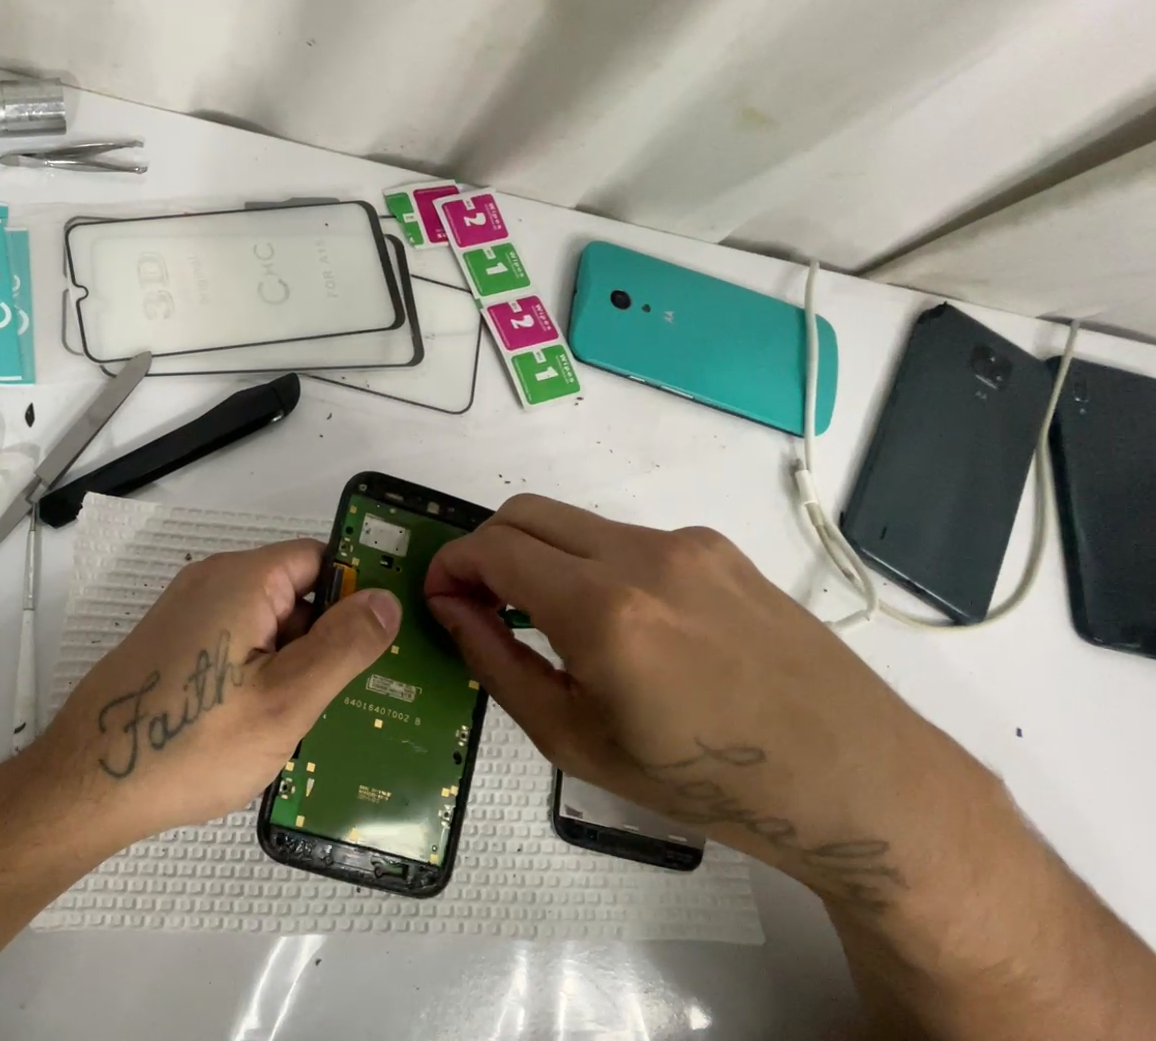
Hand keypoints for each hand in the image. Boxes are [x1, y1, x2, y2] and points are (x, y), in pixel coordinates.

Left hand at [34, 539, 401, 842]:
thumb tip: (387, 599)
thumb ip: (343, 646)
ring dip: (297, 662)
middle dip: (330, 636)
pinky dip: (263, 674)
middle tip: (366, 692)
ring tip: (329, 716)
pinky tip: (277, 722)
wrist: (89, 784)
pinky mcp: (174, 648)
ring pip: (267, 625)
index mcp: (241, 579)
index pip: (320, 558)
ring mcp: (187, 616)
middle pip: (294, 591)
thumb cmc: (192, 743)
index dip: (358, 591)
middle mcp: (211, 584)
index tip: (392, 637)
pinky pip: (236, 646)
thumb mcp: (285, 700)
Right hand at [423, 494, 989, 907]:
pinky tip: (619, 624)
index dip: (449, 567)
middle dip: (483, 551)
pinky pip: (624, 539)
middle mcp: (642, 555)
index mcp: (603, 610)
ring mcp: (687, 545)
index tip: (439, 599)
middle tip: (479, 605)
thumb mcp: (573, 740)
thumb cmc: (703, 782)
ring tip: (549, 622)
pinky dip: (590, 564)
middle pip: (523, 514)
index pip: (490, 548)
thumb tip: (450, 608)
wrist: (859, 784)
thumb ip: (496, 662)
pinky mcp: (720, 550)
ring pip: (573, 523)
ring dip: (537, 557)